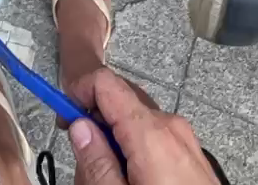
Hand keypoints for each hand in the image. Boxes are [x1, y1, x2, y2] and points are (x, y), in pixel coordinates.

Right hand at [68, 68, 219, 184]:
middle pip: (119, 103)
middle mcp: (170, 126)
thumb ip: (96, 163)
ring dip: (115, 146)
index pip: (106, 83)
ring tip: (110, 184)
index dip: (78, 93)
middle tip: (84, 168)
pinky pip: (154, 140)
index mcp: (150, 132)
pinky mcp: (192, 156)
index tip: (65, 121)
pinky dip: (136, 154)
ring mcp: (185, 140)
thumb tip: (79, 127)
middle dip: (96, 128)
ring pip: (134, 124)